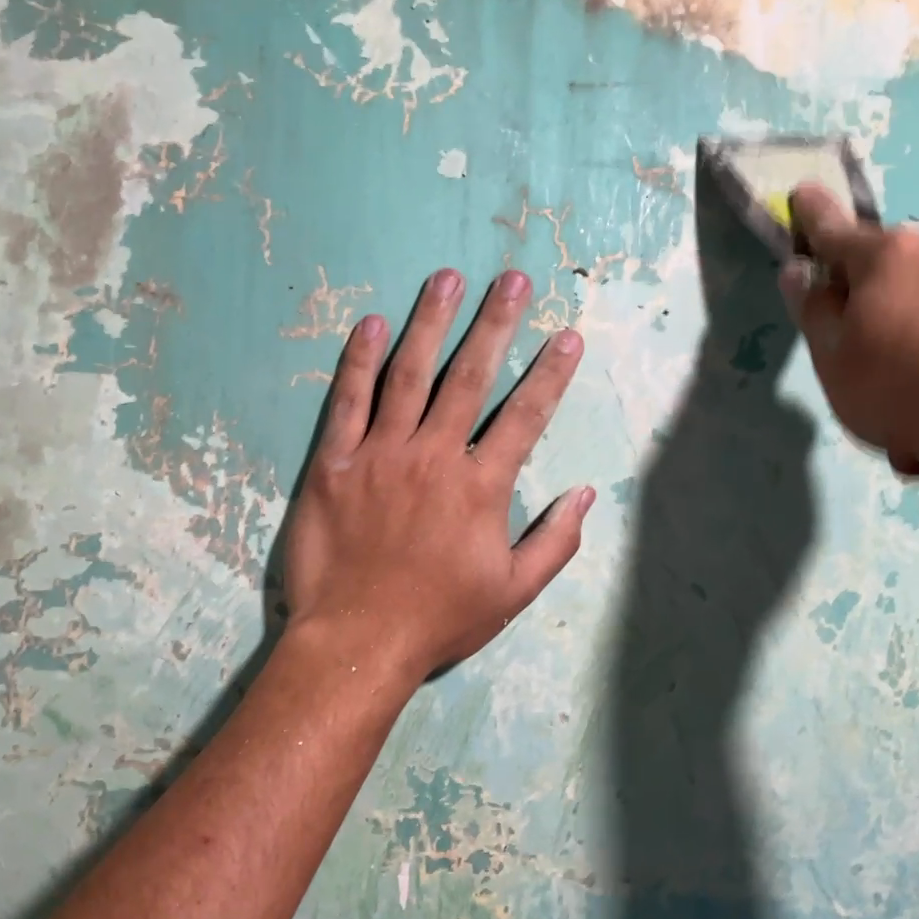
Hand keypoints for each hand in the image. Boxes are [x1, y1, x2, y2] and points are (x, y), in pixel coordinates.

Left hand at [281, 268, 592, 682]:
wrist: (357, 641)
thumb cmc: (438, 619)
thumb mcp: (513, 593)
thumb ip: (554, 542)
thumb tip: (584, 494)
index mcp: (480, 487)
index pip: (525, 417)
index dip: (550, 374)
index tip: (566, 335)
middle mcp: (433, 457)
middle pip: (470, 378)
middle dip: (495, 324)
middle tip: (511, 278)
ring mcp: (380, 455)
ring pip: (409, 375)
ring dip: (430, 323)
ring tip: (446, 279)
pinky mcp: (334, 464)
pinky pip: (348, 403)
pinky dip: (360, 362)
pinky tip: (371, 324)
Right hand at [778, 185, 918, 478]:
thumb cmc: (911, 392)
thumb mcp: (836, 366)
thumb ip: (815, 315)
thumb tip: (800, 272)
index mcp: (887, 259)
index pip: (835, 230)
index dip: (813, 216)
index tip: (803, 194)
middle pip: (901, 277)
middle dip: (887, 317)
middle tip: (881, 381)